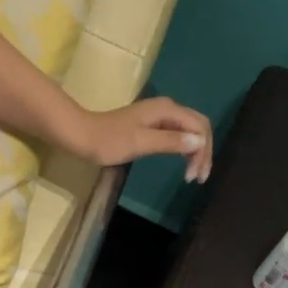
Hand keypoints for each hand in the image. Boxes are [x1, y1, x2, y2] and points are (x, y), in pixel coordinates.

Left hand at [74, 96, 213, 181]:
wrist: (83, 136)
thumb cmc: (110, 141)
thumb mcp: (141, 143)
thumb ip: (170, 142)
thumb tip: (199, 141)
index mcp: (167, 110)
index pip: (199, 126)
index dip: (203, 151)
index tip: (195, 177)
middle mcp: (167, 109)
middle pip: (198, 126)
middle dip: (203, 152)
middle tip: (199, 178)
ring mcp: (160, 117)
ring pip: (189, 131)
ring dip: (195, 152)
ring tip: (192, 175)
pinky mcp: (152, 126)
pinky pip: (177, 134)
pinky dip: (184, 149)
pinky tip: (183, 163)